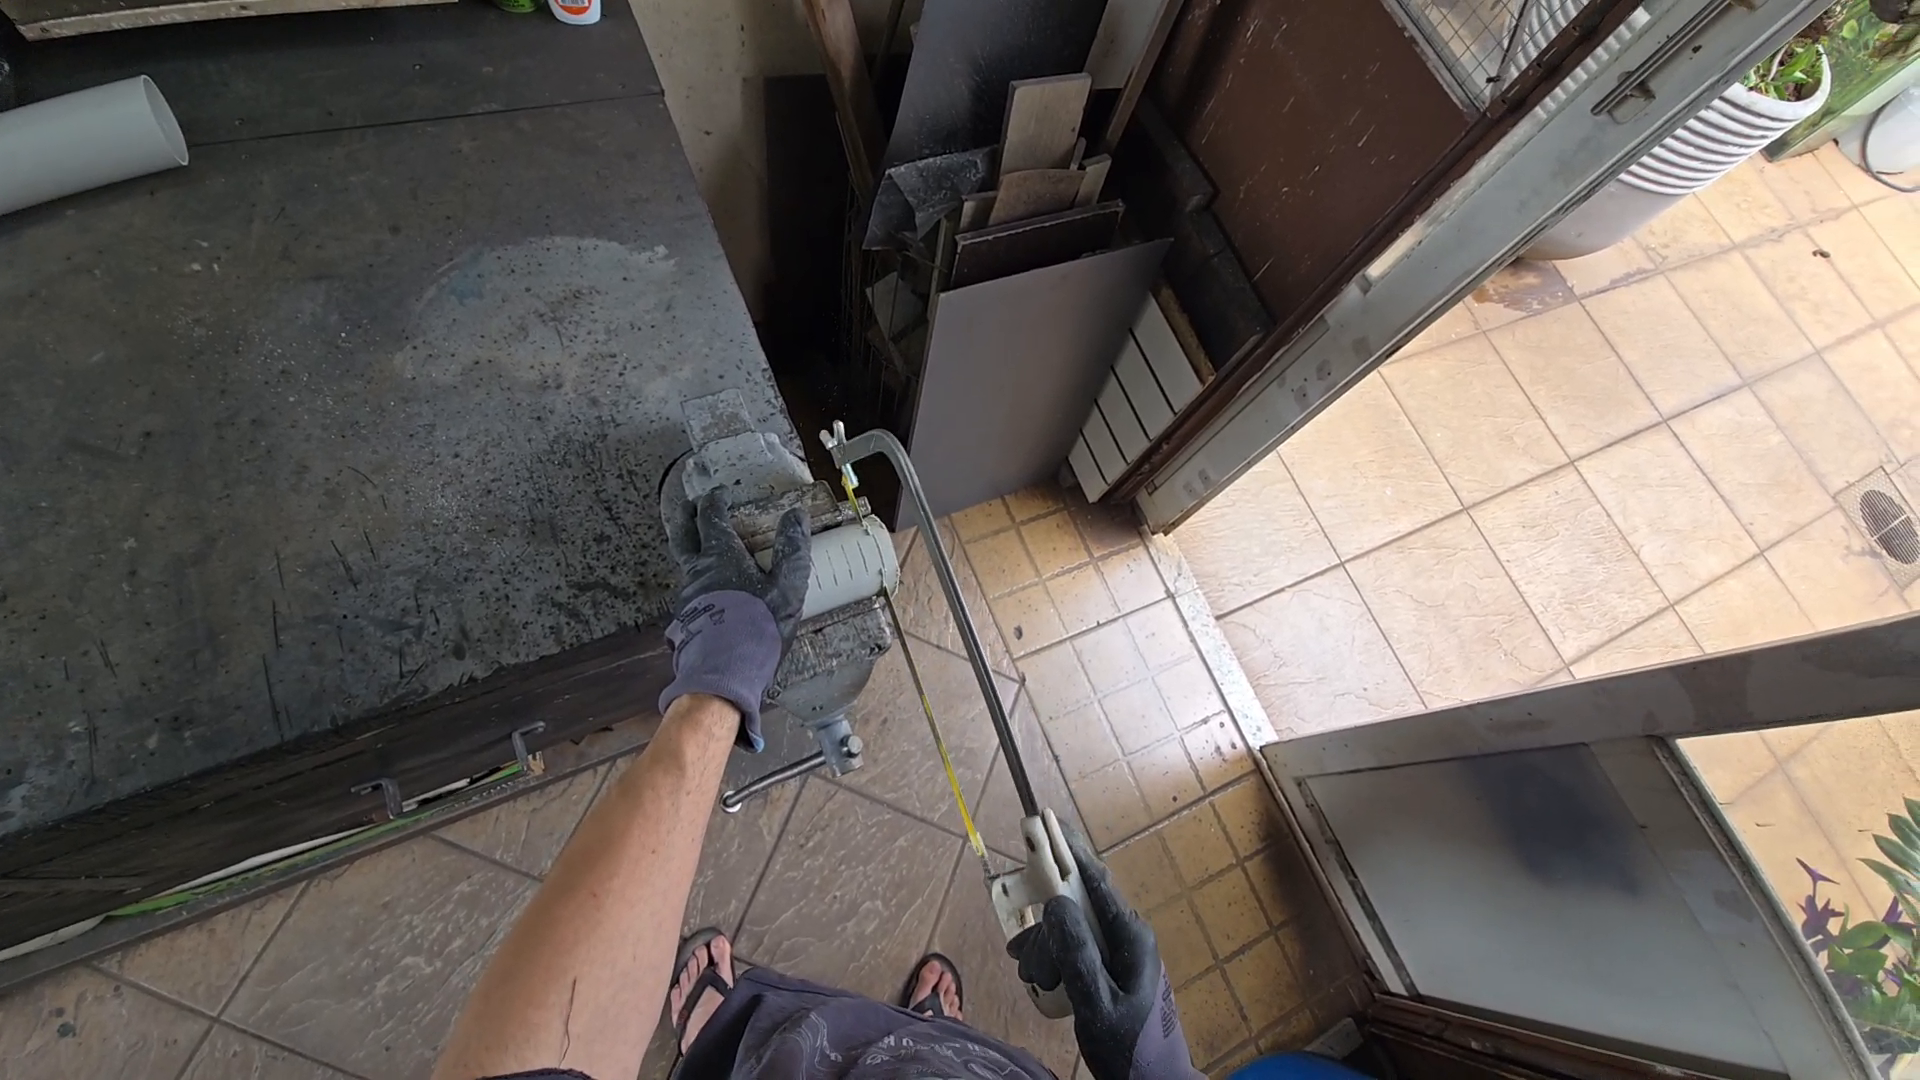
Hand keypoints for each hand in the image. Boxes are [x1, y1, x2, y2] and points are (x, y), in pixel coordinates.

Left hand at [658, 486, 811, 749]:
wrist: (724, 673)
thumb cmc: (758, 625)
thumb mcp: (787, 586)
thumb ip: (793, 549)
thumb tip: (796, 514)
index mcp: (720, 557)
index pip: (711, 519)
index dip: (714, 502)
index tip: (719, 492)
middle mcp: (696, 573)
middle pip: (682, 536)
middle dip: (686, 518)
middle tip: (691, 507)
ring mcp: (687, 598)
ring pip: (684, 565)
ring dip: (690, 551)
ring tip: (701, 549)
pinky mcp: (686, 621)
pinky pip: (689, 591)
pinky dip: (697, 580)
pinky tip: (708, 592)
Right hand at [1010, 833, 1199, 1079]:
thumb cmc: (1131, 1051)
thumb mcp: (1097, 1004)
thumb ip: (1077, 953)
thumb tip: (1055, 902)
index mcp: (1130, 935)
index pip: (1096, 877)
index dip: (1068, 848)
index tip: (1046, 821)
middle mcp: (1126, 934)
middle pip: (1076, 904)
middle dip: (1046, 926)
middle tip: (1023, 958)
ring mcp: (1119, 951)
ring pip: (1072, 927)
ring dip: (1046, 946)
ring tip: (1030, 976)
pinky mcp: (1111, 967)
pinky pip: (1076, 946)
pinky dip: (1053, 956)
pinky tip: (1036, 975)